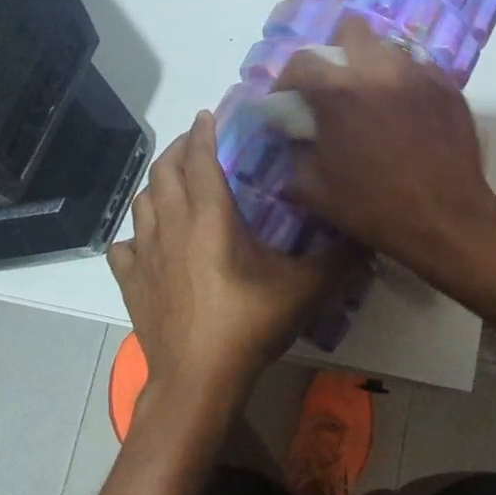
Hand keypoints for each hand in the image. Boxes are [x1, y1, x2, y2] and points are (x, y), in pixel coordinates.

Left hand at [108, 111, 345, 408]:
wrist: (197, 380)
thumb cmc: (249, 324)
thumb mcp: (304, 290)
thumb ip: (339, 259)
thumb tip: (371, 236)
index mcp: (210, 215)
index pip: (200, 157)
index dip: (203, 131)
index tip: (208, 115)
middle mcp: (173, 223)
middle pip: (165, 170)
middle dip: (179, 149)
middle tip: (197, 143)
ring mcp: (146, 252)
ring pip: (142, 201)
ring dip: (157, 184)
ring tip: (174, 184)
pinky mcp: (130, 281)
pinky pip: (124, 243)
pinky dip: (135, 232)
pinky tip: (147, 239)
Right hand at [274, 16, 495, 282]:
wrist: (446, 220)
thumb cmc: (374, 208)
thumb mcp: (314, 190)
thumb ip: (296, 154)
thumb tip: (296, 136)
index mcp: (338, 92)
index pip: (301, 61)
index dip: (288, 79)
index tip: (289, 98)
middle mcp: (378, 70)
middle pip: (351, 30)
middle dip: (337, 51)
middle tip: (337, 82)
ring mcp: (418, 74)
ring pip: (390, 47)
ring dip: (374, 64)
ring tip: (375, 93)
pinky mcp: (448, 86)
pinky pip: (421, 67)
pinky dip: (407, 81)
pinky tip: (407, 107)